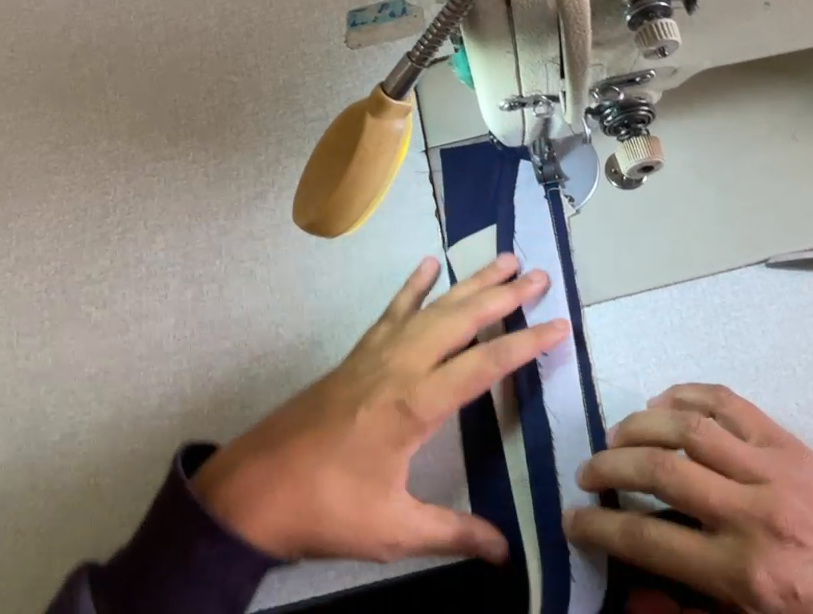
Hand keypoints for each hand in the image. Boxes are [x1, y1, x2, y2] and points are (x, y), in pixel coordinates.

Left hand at [193, 254, 566, 563]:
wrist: (252, 489)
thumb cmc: (325, 508)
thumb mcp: (392, 529)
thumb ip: (452, 533)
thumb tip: (505, 552)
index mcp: (414, 404)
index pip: (484, 364)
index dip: (526, 345)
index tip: (560, 325)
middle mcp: (399, 366)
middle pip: (460, 319)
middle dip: (503, 296)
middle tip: (538, 275)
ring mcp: (375, 355)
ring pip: (431, 308)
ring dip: (469, 283)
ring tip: (502, 260)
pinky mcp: (357, 356)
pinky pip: (391, 311)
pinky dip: (412, 286)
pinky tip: (428, 265)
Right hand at [565, 384, 812, 613]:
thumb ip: (686, 609)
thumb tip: (629, 588)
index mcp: (742, 572)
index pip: (647, 540)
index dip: (598, 528)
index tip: (572, 520)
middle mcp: (752, 512)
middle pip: (660, 471)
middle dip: (609, 467)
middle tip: (587, 472)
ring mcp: (772, 469)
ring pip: (689, 426)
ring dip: (640, 425)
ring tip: (617, 437)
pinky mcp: (789, 443)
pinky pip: (728, 403)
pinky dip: (687, 394)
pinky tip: (663, 403)